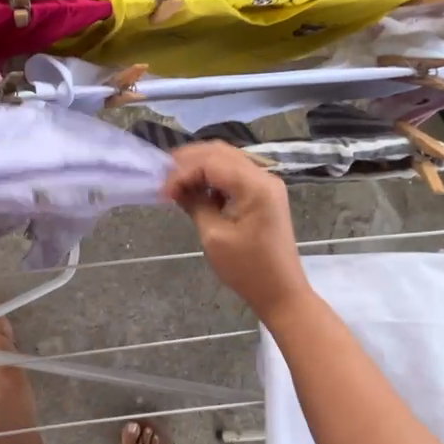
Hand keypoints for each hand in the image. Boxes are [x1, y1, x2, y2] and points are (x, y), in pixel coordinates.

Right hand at [164, 142, 312, 320]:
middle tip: (163, 176)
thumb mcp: (214, 237)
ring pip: (226, 159)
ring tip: (176, 182)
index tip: (163, 192)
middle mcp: (264, 176)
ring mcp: (266, 183)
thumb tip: (175, 187)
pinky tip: (197, 190)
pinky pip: (234, 173)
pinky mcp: (264, 193)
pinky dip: (213, 176)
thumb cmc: (247, 269)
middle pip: (220, 152)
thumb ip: (195, 204)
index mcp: (255, 186)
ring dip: (199, 166)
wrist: (281, 292)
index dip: (182, 172)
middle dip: (188, 161)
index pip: (211, 162)